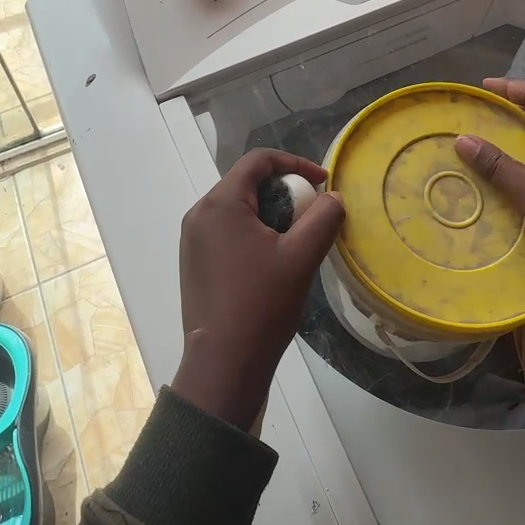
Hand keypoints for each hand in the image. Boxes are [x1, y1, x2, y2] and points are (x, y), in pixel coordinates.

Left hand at [173, 148, 344, 428]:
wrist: (224, 363)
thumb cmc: (262, 304)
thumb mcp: (301, 257)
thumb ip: (323, 218)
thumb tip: (333, 198)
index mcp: (219, 204)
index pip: (258, 161)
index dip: (295, 163)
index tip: (323, 182)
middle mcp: (199, 214)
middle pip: (246, 182)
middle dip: (283, 191)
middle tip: (311, 215)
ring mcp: (192, 240)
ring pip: (238, 208)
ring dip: (269, 214)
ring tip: (295, 241)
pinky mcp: (194, 263)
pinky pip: (227, 231)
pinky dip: (253, 233)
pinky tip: (272, 262)